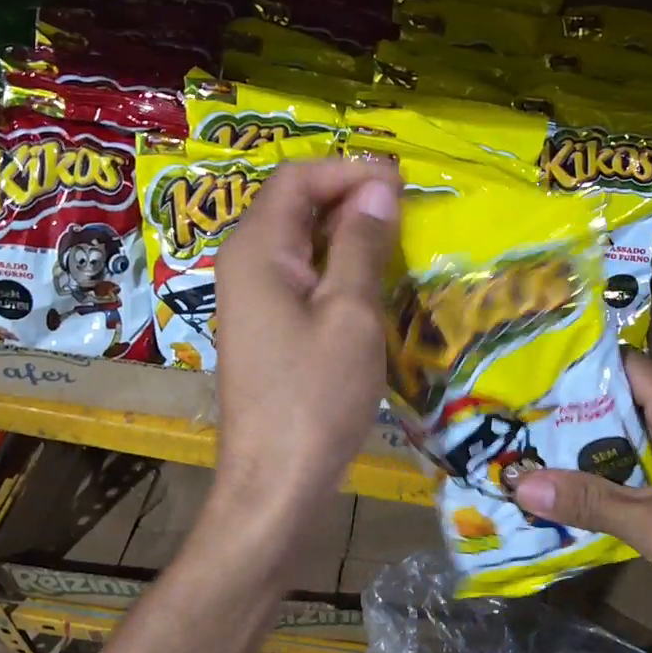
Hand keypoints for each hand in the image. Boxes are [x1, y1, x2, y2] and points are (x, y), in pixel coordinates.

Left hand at [203, 159, 399, 573]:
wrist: (276, 482)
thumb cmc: (315, 396)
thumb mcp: (350, 313)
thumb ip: (361, 244)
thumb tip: (378, 188)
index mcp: (256, 249)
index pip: (297, 178)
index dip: (348, 170)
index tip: (401, 180)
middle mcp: (244, 265)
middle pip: (295, 206)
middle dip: (349, 197)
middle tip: (407, 207)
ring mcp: (252, 300)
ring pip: (300, 244)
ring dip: (347, 235)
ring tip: (399, 239)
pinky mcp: (267, 330)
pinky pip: (301, 279)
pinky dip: (336, 270)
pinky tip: (374, 284)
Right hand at [510, 352, 651, 652]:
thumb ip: (589, 500)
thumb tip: (517, 482)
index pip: (622, 366)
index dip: (572, 368)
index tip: (519, 374)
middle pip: (620, 404)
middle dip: (566, 414)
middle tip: (506, 419)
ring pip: (629, 443)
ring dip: (584, 452)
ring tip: (521, 452)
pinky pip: (643, 475)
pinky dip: (608, 481)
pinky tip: (565, 494)